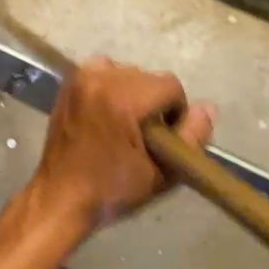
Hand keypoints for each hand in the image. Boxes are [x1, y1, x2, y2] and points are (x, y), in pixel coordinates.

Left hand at [27, 56, 215, 231]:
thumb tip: (208, 107)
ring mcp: (81, 77)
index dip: (176, 113)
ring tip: (125, 125)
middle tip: (144, 136)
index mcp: (123, 98)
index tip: (164, 139)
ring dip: (133, 93)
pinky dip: (111, 86)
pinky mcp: (69, 83)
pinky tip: (108, 113)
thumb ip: (190, 137)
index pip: (170, 85)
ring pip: (127, 72)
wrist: (61, 197)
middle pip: (148, 77)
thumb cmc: (112, 190)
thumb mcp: (161, 172)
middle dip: (154, 103)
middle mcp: (101, 78)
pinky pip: (103, 71)